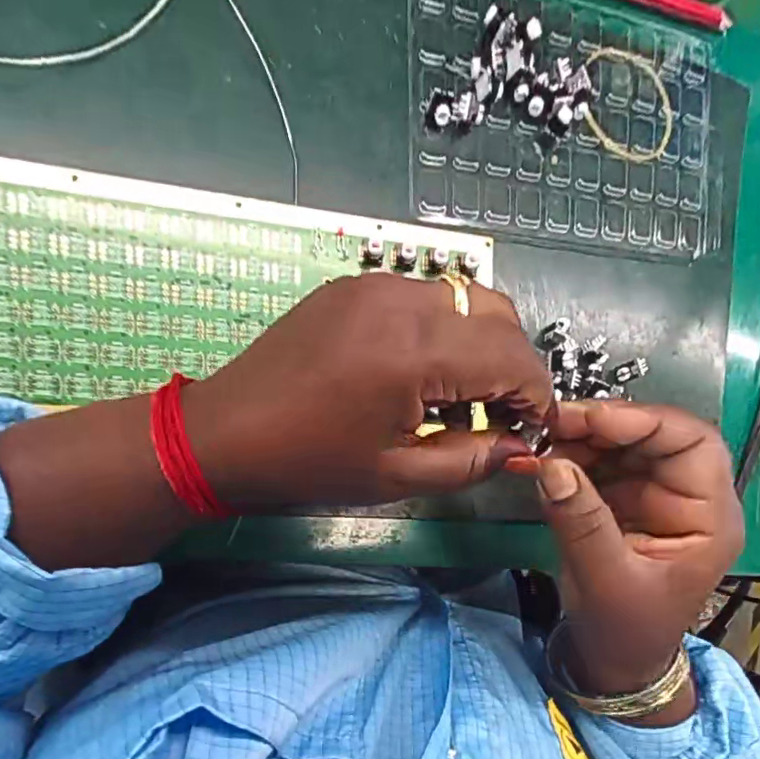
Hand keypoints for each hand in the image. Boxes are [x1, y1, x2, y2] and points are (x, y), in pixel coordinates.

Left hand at [0, 273, 552, 570]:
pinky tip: (412, 370)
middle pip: (496, 312)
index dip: (535, 395)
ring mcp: (371, 285)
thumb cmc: (307, 462)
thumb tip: (517, 447)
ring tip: (453, 394)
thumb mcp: (395, 473)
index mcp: (417, 349)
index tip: (529, 426)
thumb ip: (469, 460)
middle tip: (493, 413)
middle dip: (510, 363)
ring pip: (460, 296)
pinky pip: (417, 296)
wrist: (224, 434)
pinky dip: (436, 327)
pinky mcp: (348, 286)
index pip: (513, 356)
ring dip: (476, 341)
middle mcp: (402, 300)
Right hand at [514, 400, 743, 718]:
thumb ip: (580, 520)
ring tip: (541, 444)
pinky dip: (570, 459)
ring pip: (624, 448)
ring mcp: (651, 499)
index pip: (691, 443)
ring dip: (581, 440)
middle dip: (603, 426)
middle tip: (552, 424)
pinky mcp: (621, 505)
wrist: (614, 661)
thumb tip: (551, 465)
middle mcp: (685, 498)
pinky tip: (544, 461)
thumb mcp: (604, 577)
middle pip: (655, 438)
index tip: (586, 418)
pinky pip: (599, 468)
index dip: (642, 421)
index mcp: (708, 517)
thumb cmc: (624, 628)